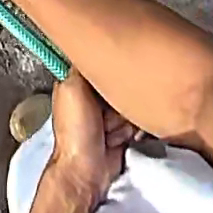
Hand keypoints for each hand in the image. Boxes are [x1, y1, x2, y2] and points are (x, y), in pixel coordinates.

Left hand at [41, 70, 131, 212]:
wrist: (87, 171)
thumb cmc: (75, 128)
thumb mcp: (72, 86)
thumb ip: (82, 62)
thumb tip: (90, 41)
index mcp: (79, 82)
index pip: (102, 60)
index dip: (110, 66)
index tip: (114, 70)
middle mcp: (96, 95)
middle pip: (122, 80)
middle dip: (122, 94)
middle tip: (109, 110)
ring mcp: (111, 113)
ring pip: (133, 99)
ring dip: (127, 115)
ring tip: (113, 128)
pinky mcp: (125, 129)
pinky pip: (140, 118)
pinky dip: (136, 127)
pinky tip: (126, 135)